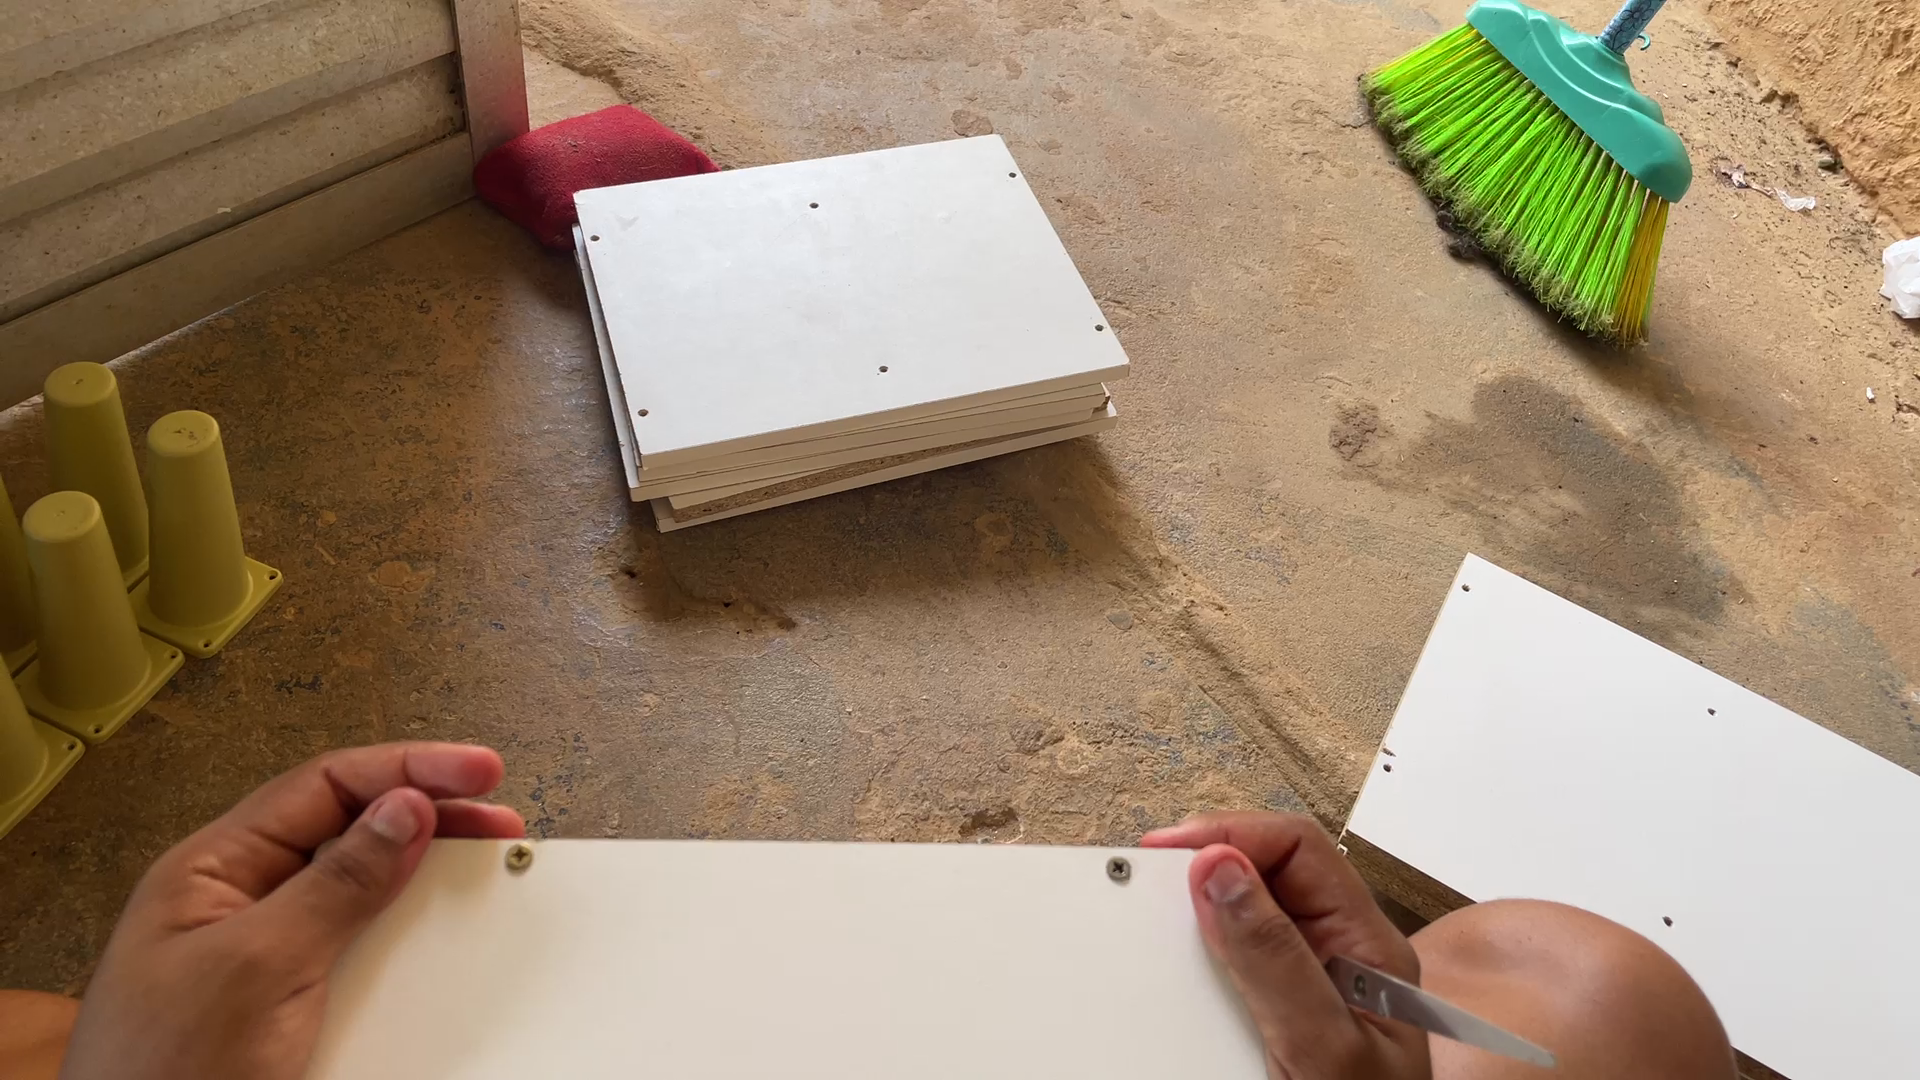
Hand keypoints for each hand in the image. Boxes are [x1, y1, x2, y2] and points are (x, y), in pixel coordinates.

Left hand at [59, 743, 524, 1079]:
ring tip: (489, 848)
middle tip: (498, 810)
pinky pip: (378, 917)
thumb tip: (408, 807)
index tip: (480, 770)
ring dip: (437, 853)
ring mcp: (282, 932)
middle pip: (362, 817)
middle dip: (438, 806)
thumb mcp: (256, 966)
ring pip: (376, 867)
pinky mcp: (311, 972)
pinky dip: (423, 902)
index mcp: (216, 869)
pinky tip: (452, 900)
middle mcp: (252, 890)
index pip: (330, 784)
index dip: (412, 766)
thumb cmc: (167, 1078)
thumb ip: (336, 882)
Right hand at [1142, 812, 1431, 1079]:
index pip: (1298, 848)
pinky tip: (1173, 940)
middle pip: (1265, 862)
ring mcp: (1300, 967)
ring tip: (1157, 900)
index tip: (1173, 851)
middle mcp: (1333, 944)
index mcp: (1363, 942)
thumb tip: (1218, 868)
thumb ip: (1273, 959)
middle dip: (1206, 856)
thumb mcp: (1319, 1049)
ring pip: (1241, 895)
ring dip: (1195, 892)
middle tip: (1153, 871)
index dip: (1233, 834)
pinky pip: (1225, 937)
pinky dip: (1191, 930)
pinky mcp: (1268, 991)